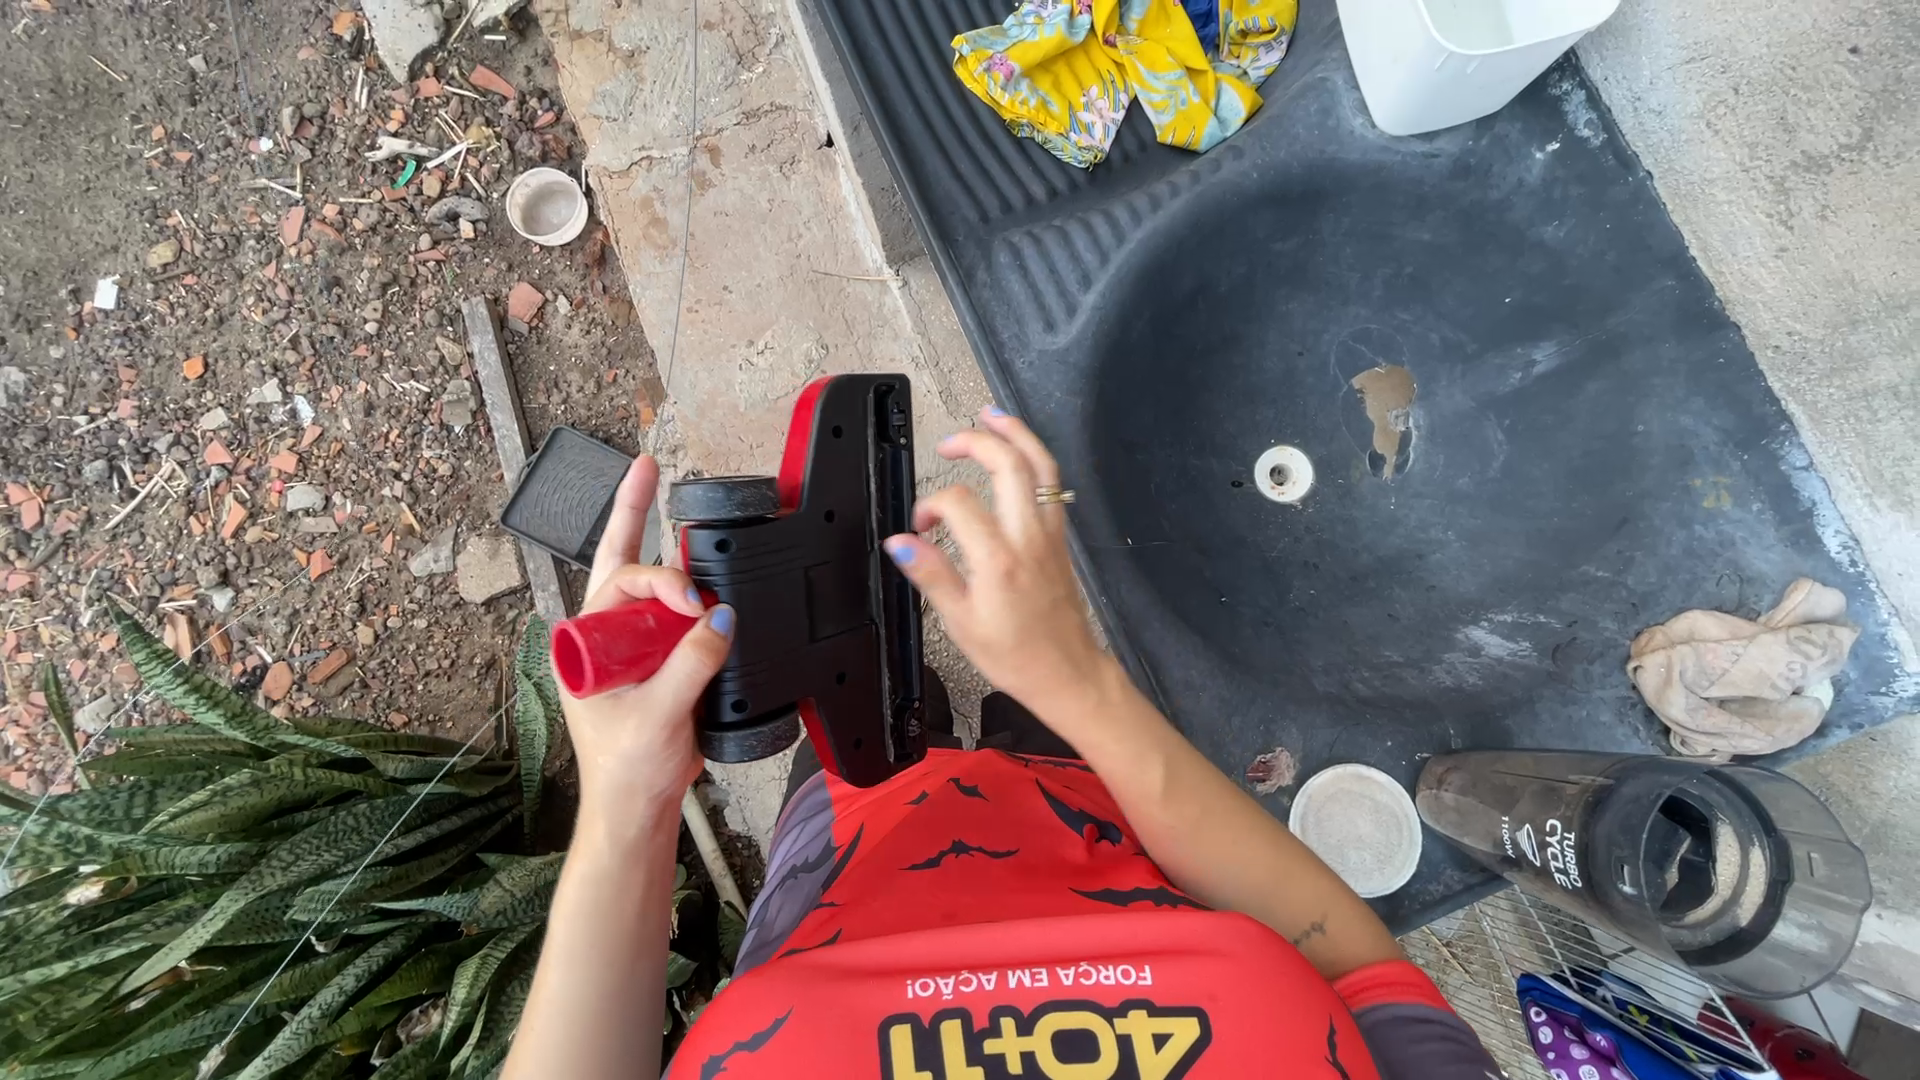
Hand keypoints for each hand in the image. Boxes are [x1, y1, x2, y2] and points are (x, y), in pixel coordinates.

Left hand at [560, 456, 734, 827]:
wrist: (641, 806)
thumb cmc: (628, 768)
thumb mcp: (658, 713)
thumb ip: (692, 663)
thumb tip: (722, 616)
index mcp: (587, 643)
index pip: (619, 582)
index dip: (660, 579)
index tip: (694, 602)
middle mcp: (609, 635)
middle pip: (625, 561)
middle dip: (634, 513)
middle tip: (648, 468)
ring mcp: (638, 645)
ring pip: (658, 585)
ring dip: (675, 551)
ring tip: (676, 502)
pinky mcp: (667, 659)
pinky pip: (687, 617)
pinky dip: (702, 594)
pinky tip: (712, 573)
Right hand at [884, 407, 1115, 719]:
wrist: (1068, 672)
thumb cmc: (1017, 655)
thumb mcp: (961, 624)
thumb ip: (931, 575)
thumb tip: (900, 543)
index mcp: (998, 559)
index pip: (959, 503)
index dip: (930, 505)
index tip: (920, 525)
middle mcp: (1028, 538)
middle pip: (1009, 465)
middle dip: (976, 441)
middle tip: (949, 442)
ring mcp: (1049, 535)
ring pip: (1041, 467)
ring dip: (1016, 434)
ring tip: (992, 414)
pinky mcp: (1059, 539)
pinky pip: (1052, 485)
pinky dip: (1034, 458)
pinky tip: (1018, 454)